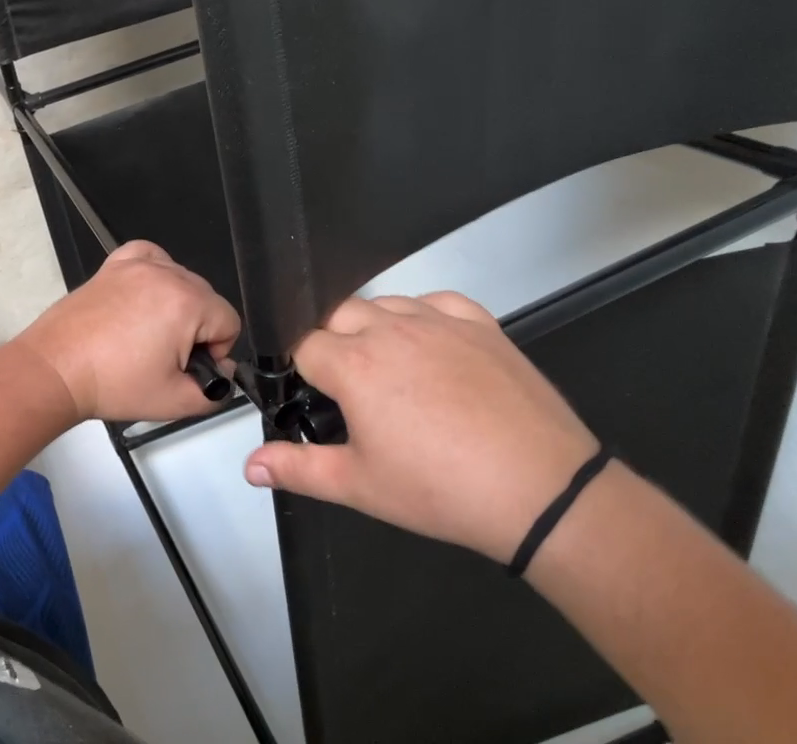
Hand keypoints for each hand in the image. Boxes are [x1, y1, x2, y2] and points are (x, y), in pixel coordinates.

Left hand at [12, 241, 241, 422]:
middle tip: (167, 358)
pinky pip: (147, 256)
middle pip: (206, 298)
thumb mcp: (175, 401)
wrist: (56, 370)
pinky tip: (144, 298)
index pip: (229, 321)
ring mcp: (135, 266)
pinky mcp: (111, 267)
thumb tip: (220, 373)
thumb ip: (214, 391)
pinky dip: (153, 272)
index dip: (218, 350)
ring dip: (176, 305)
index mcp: (186, 303)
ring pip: (180, 279)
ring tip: (150, 335)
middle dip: (196, 329)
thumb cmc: (111, 383)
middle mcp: (164, 274)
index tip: (192, 367)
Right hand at [245, 293, 598, 562]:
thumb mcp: (359, 486)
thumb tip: (251, 465)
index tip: (310, 395)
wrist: (544, 493)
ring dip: (373, 327)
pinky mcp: (483, 327)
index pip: (302, 345)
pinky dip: (424, 316)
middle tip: (347, 390)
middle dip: (331, 342)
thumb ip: (297, 469)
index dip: (299, 369)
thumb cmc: (442, 490)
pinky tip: (430, 346)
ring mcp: (440, 323)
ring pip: (385, 303)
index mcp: (354, 364)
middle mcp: (392, 330)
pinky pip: (438, 302)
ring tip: (388, 371)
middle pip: (338, 315)